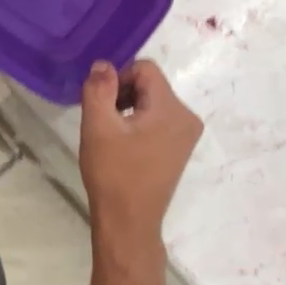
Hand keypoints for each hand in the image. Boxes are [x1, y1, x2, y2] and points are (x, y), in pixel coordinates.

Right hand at [79, 59, 203, 276]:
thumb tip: (103, 64)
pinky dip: (137, 122)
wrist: (129, 220)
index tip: (102, 105)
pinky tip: (122, 145)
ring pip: (152, 101)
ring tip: (111, 135)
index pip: (144, 69)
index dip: (117, 79)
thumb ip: (99, 89)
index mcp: (172, 109)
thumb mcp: (98, 126)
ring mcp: (186, 134)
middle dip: (122, 94)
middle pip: (150, 84)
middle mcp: (187, 117)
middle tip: (102, 121)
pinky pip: (157, 118)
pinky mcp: (179, 147)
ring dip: (127, 108)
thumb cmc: (113, 172)